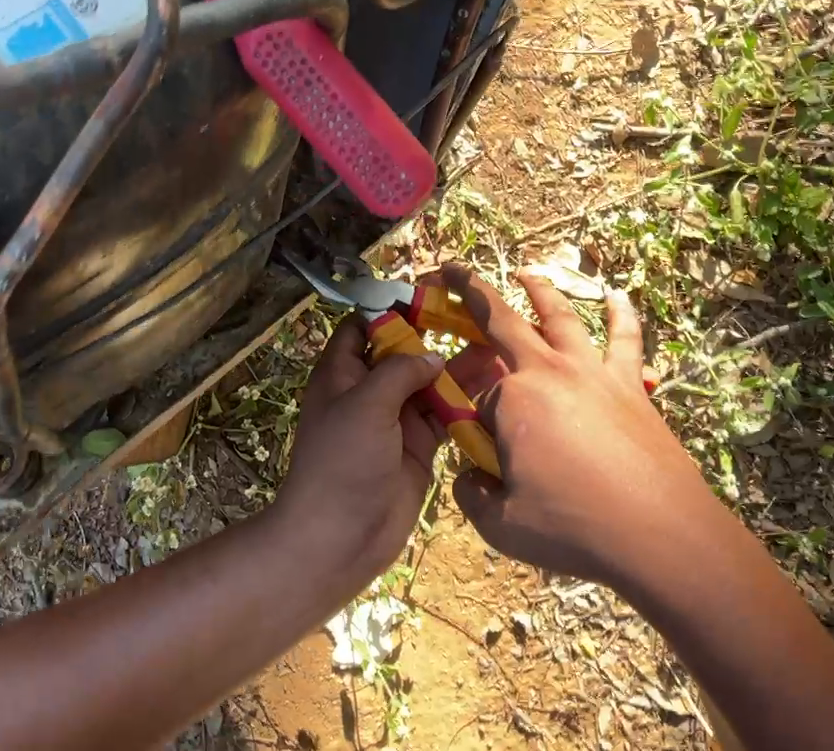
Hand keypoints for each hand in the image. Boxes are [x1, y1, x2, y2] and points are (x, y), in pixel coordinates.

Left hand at [274, 316, 502, 584]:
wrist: (339, 536)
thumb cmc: (341, 460)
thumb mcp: (364, 403)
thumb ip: (398, 371)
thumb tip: (431, 355)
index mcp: (340, 373)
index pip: (361, 327)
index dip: (389, 311)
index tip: (428, 296)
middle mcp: (366, 391)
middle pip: (400, 353)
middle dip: (432, 337)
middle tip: (473, 318)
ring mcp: (393, 420)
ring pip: (426, 384)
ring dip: (456, 368)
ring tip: (494, 347)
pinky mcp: (417, 448)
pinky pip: (442, 416)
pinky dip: (464, 403)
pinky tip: (494, 386)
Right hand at [445, 265, 736, 591]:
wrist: (663, 537)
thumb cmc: (575, 527)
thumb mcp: (501, 524)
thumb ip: (471, 494)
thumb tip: (468, 478)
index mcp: (513, 398)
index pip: (480, 398)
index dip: (476, 424)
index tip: (482, 455)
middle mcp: (549, 371)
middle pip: (502, 321)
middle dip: (471, 292)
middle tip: (450, 270)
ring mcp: (593, 373)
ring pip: (560, 317)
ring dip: (539, 290)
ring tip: (526, 273)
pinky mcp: (631, 387)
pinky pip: (624, 340)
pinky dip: (620, 315)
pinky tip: (616, 298)